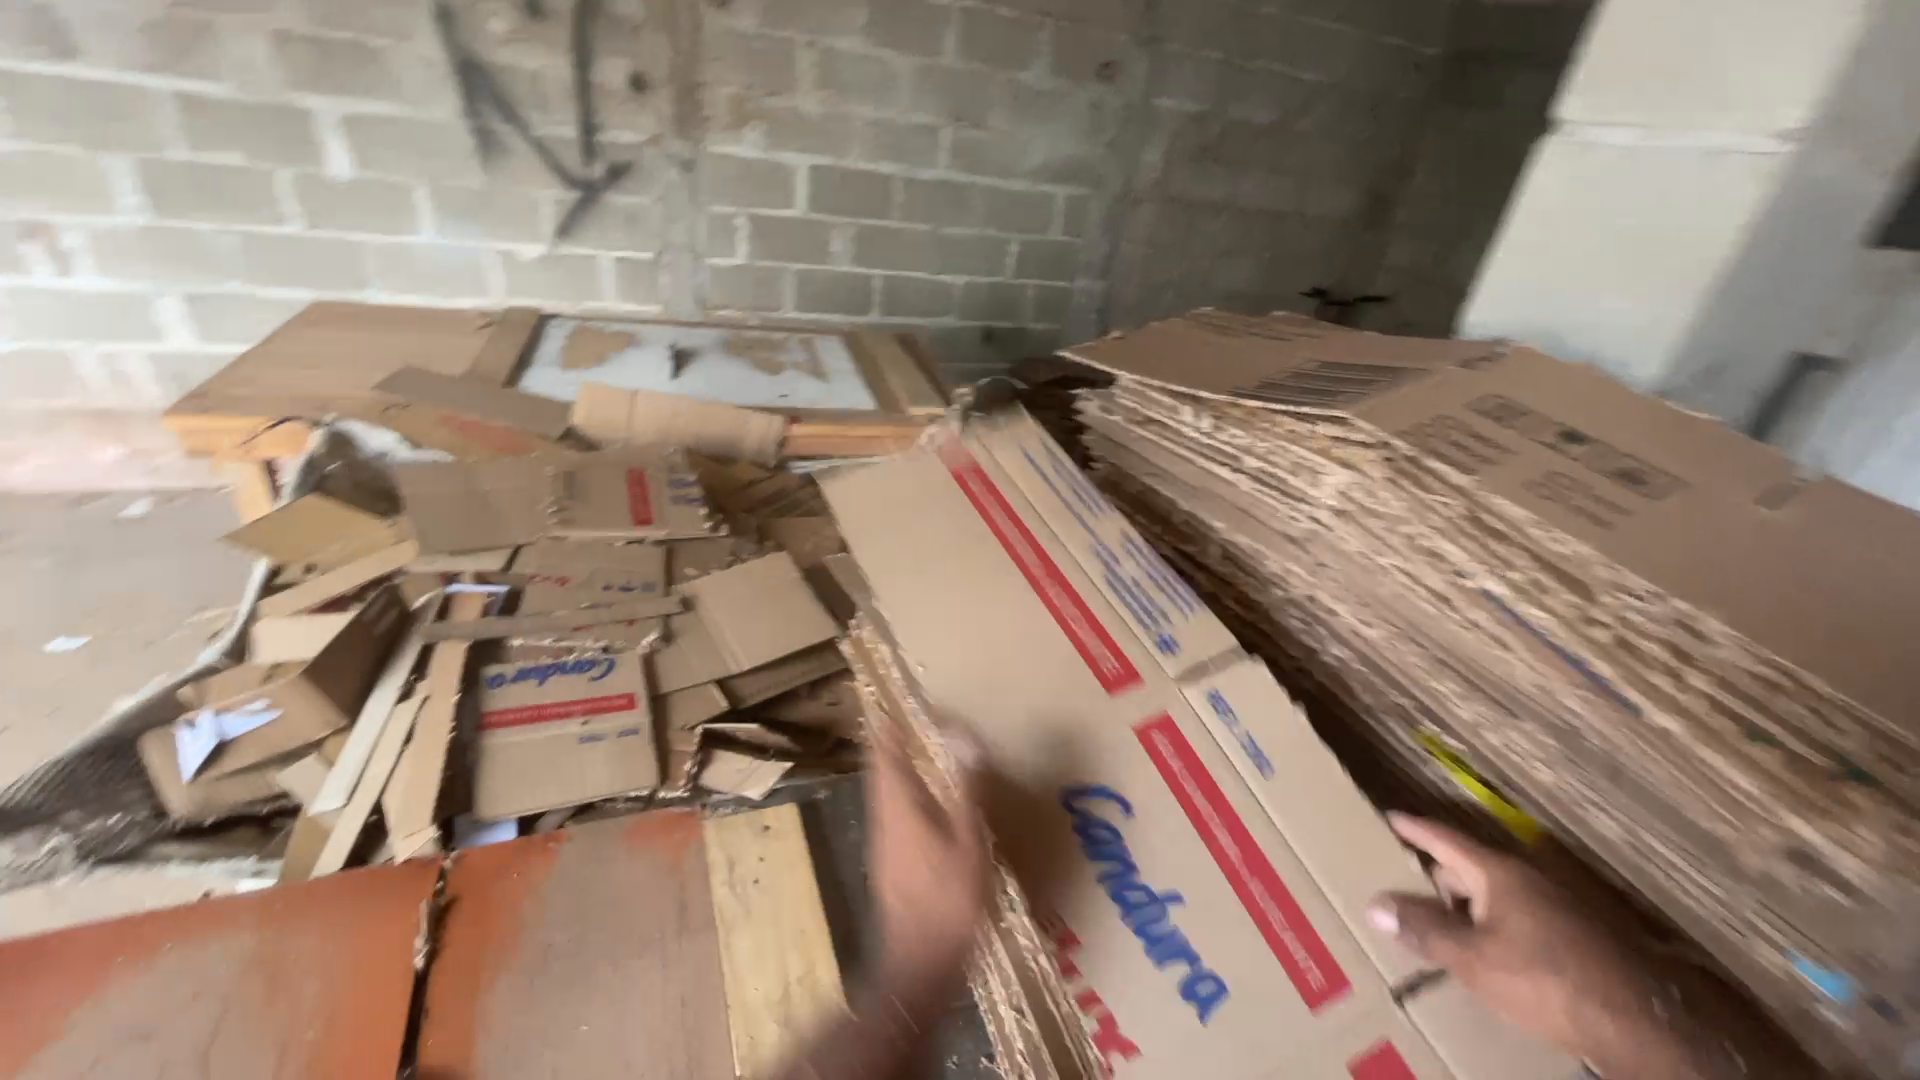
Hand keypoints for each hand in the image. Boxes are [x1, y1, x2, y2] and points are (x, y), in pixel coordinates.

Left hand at [866, 722, 989, 1013]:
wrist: (919, 960)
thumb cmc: (947, 897)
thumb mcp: (967, 840)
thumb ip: (965, 789)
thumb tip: (962, 738)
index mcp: (899, 806)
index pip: (884, 755)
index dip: (885, 729)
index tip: (887, 704)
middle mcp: (883, 818)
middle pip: (880, 772)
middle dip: (888, 745)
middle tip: (901, 721)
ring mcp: (882, 842)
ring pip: (883, 793)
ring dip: (894, 769)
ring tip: (912, 751)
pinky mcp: (888, 861)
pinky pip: (891, 812)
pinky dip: (901, 793)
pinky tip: (922, 802)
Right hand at [1365, 814, 1660, 1065]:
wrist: (1639, 1025)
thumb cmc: (1545, 980)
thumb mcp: (1472, 957)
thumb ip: (1423, 930)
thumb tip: (1375, 903)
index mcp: (1498, 873)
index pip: (1445, 839)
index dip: (1414, 828)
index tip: (1390, 816)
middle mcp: (1526, 880)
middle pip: (1468, 867)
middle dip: (1434, 874)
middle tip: (1401, 882)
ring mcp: (1554, 908)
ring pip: (1493, 895)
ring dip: (1462, 905)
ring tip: (1435, 923)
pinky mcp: (1572, 938)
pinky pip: (1514, 918)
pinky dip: (1488, 925)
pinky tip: (1481, 952)